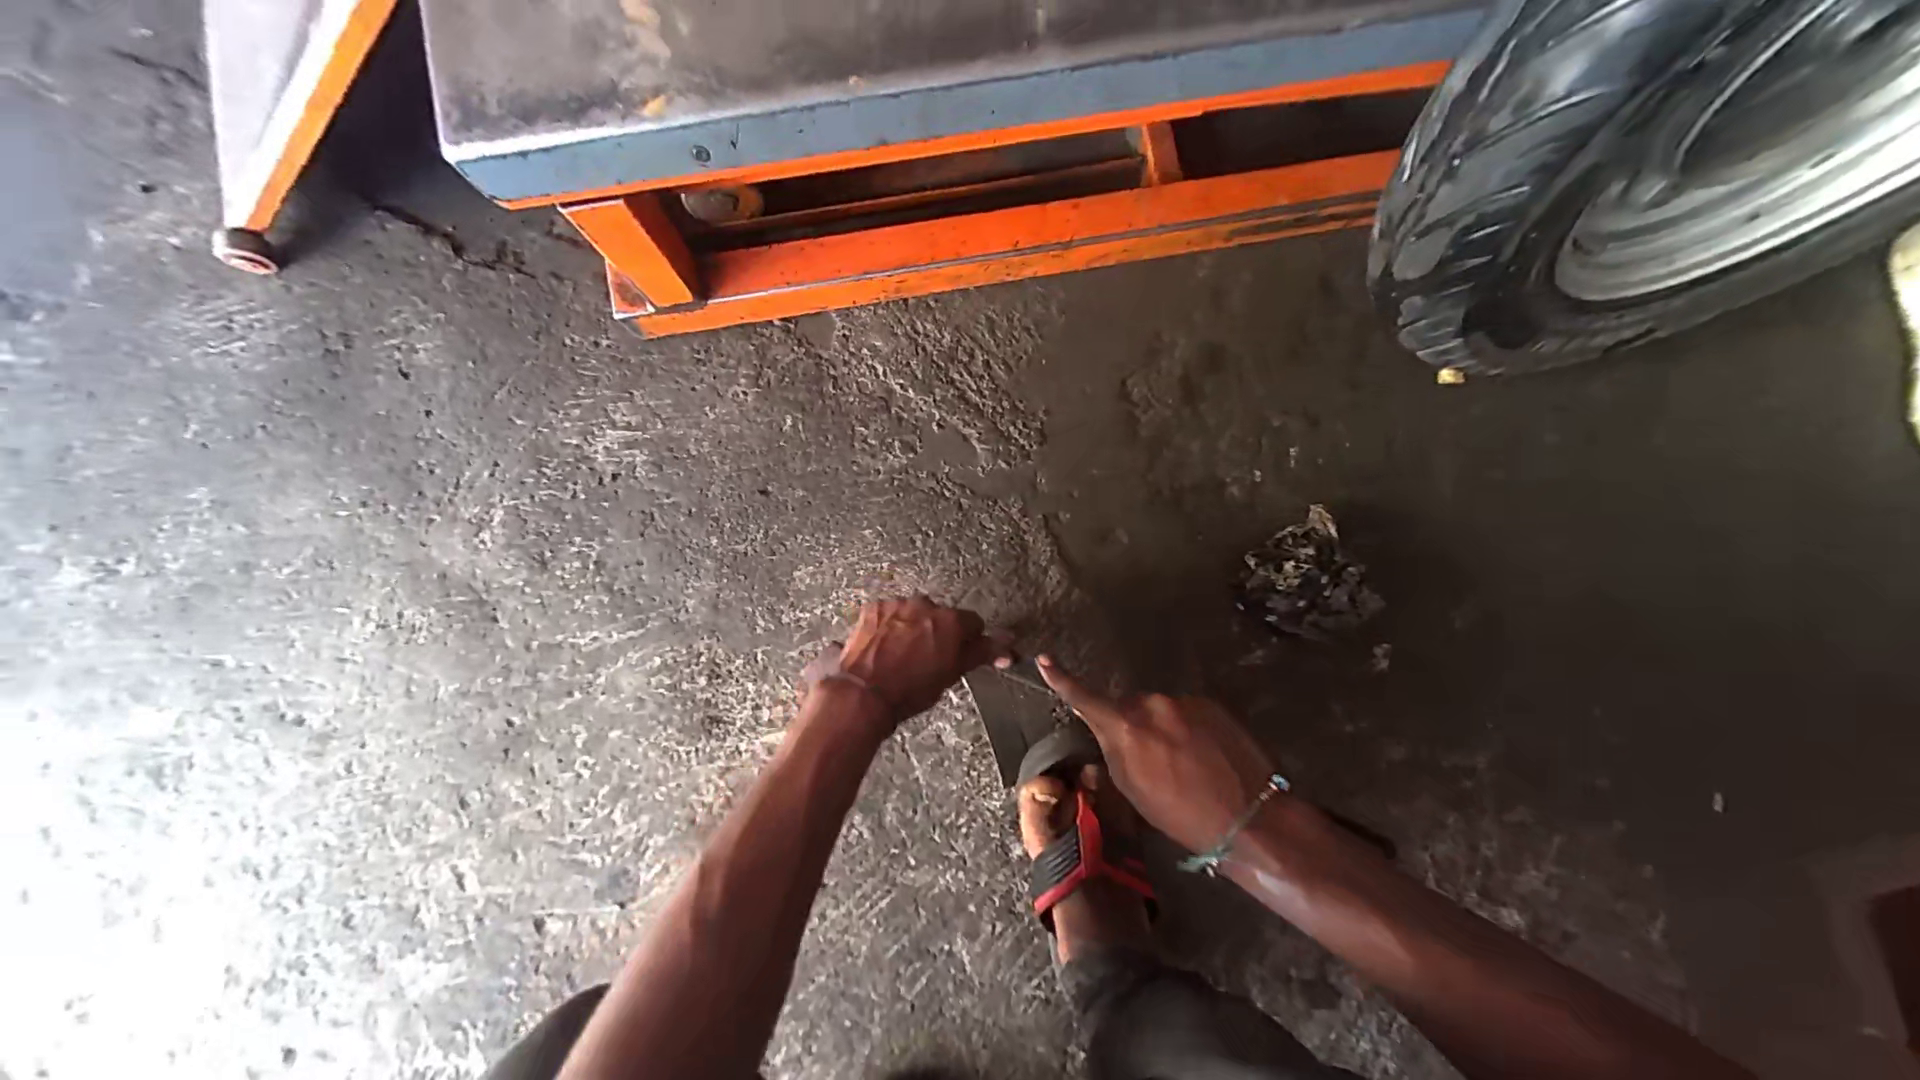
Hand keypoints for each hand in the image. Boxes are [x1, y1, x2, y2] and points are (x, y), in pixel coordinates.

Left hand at [804, 596, 1009, 726]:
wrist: (864, 694)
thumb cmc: (908, 690)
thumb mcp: (952, 674)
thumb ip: (982, 653)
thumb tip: (1007, 644)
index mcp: (952, 621)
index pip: (972, 623)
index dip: (967, 641)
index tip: (960, 652)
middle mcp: (926, 606)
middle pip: (942, 616)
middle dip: (938, 632)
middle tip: (928, 658)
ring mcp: (898, 606)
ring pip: (914, 613)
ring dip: (912, 627)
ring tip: (902, 655)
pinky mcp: (875, 609)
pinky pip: (889, 613)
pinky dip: (888, 626)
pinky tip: (884, 648)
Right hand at [1036, 655, 1278, 854]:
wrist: (1250, 817)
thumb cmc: (1181, 814)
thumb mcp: (1132, 791)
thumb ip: (1114, 753)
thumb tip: (1107, 733)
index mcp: (1126, 728)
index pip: (1085, 698)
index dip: (1061, 679)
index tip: (1044, 660)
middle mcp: (1152, 705)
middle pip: (1129, 707)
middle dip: (1132, 727)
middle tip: (1150, 761)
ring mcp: (1184, 701)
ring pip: (1160, 710)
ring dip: (1163, 729)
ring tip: (1185, 762)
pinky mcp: (1211, 703)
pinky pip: (1186, 712)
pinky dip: (1187, 729)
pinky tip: (1204, 755)